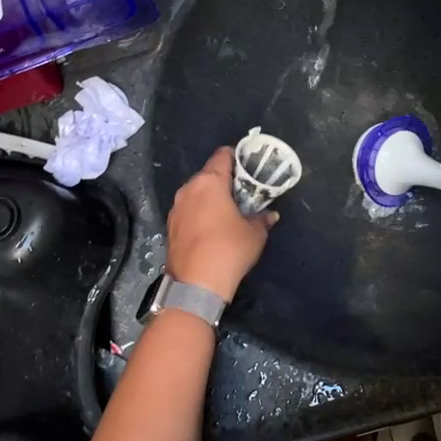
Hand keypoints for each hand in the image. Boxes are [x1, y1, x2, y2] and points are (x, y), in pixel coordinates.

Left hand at [166, 148, 274, 300]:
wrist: (196, 284)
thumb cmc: (229, 249)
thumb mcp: (254, 234)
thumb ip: (262, 219)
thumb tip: (270, 215)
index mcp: (209, 182)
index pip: (223, 156)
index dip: (238, 158)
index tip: (249, 168)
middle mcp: (188, 189)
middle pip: (208, 175)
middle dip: (225, 182)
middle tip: (243, 194)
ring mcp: (176, 208)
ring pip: (196, 194)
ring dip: (211, 199)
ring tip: (228, 214)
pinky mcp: (170, 226)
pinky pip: (189, 211)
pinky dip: (200, 214)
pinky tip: (212, 229)